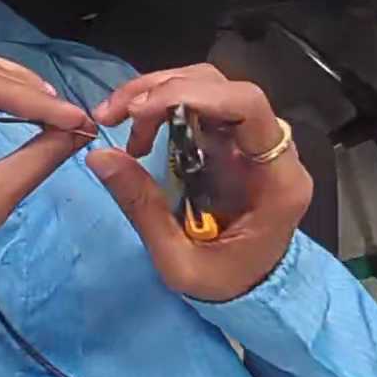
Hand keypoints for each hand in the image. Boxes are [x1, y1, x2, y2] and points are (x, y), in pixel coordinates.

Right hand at [87, 64, 312, 302]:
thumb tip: (100, 156)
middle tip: (113, 115)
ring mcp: (247, 139)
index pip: (247, 107)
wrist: (251, 292)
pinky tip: (135, 126)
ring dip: (154, 92)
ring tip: (117, 119)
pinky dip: (158, 102)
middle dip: (160, 90)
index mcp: (276, 180)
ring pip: (205, 84)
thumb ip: (143, 208)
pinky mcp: (226, 138)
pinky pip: (195, 100)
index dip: (193, 94)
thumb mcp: (178, 261)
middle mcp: (268, 149)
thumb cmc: (225, 282)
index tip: (140, 111)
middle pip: (220, 86)